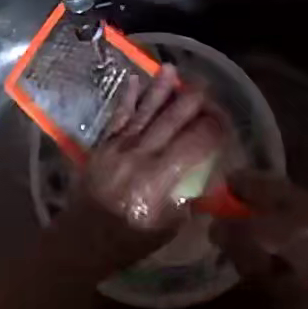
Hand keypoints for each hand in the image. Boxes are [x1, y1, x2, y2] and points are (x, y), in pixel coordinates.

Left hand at [75, 65, 226, 234]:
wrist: (83, 237)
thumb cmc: (128, 240)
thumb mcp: (167, 229)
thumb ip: (184, 200)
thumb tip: (202, 178)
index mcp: (158, 179)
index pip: (192, 146)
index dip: (210, 131)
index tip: (224, 119)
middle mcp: (140, 156)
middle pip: (170, 122)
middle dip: (190, 102)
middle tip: (206, 85)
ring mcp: (120, 146)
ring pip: (145, 112)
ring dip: (160, 90)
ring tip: (172, 68)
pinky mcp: (104, 144)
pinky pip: (119, 116)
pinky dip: (128, 97)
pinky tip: (135, 80)